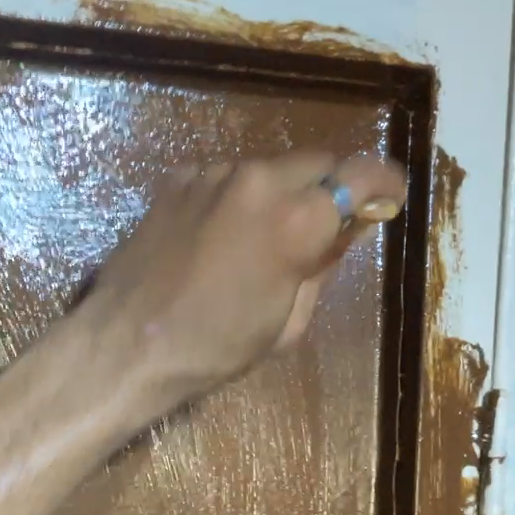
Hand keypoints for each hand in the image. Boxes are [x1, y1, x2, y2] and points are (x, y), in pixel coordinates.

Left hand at [72, 150, 409, 413]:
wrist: (125, 345)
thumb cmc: (211, 351)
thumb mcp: (285, 326)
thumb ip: (321, 271)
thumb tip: (342, 232)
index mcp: (295, 222)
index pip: (362, 176)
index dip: (384, 185)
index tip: (390, 199)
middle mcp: (257, 182)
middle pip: (315, 163)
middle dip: (327, 191)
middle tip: (320, 229)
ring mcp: (212, 175)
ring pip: (266, 170)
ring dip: (276, 196)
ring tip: (257, 243)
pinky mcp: (176, 181)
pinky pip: (224, 179)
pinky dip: (234, 200)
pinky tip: (216, 239)